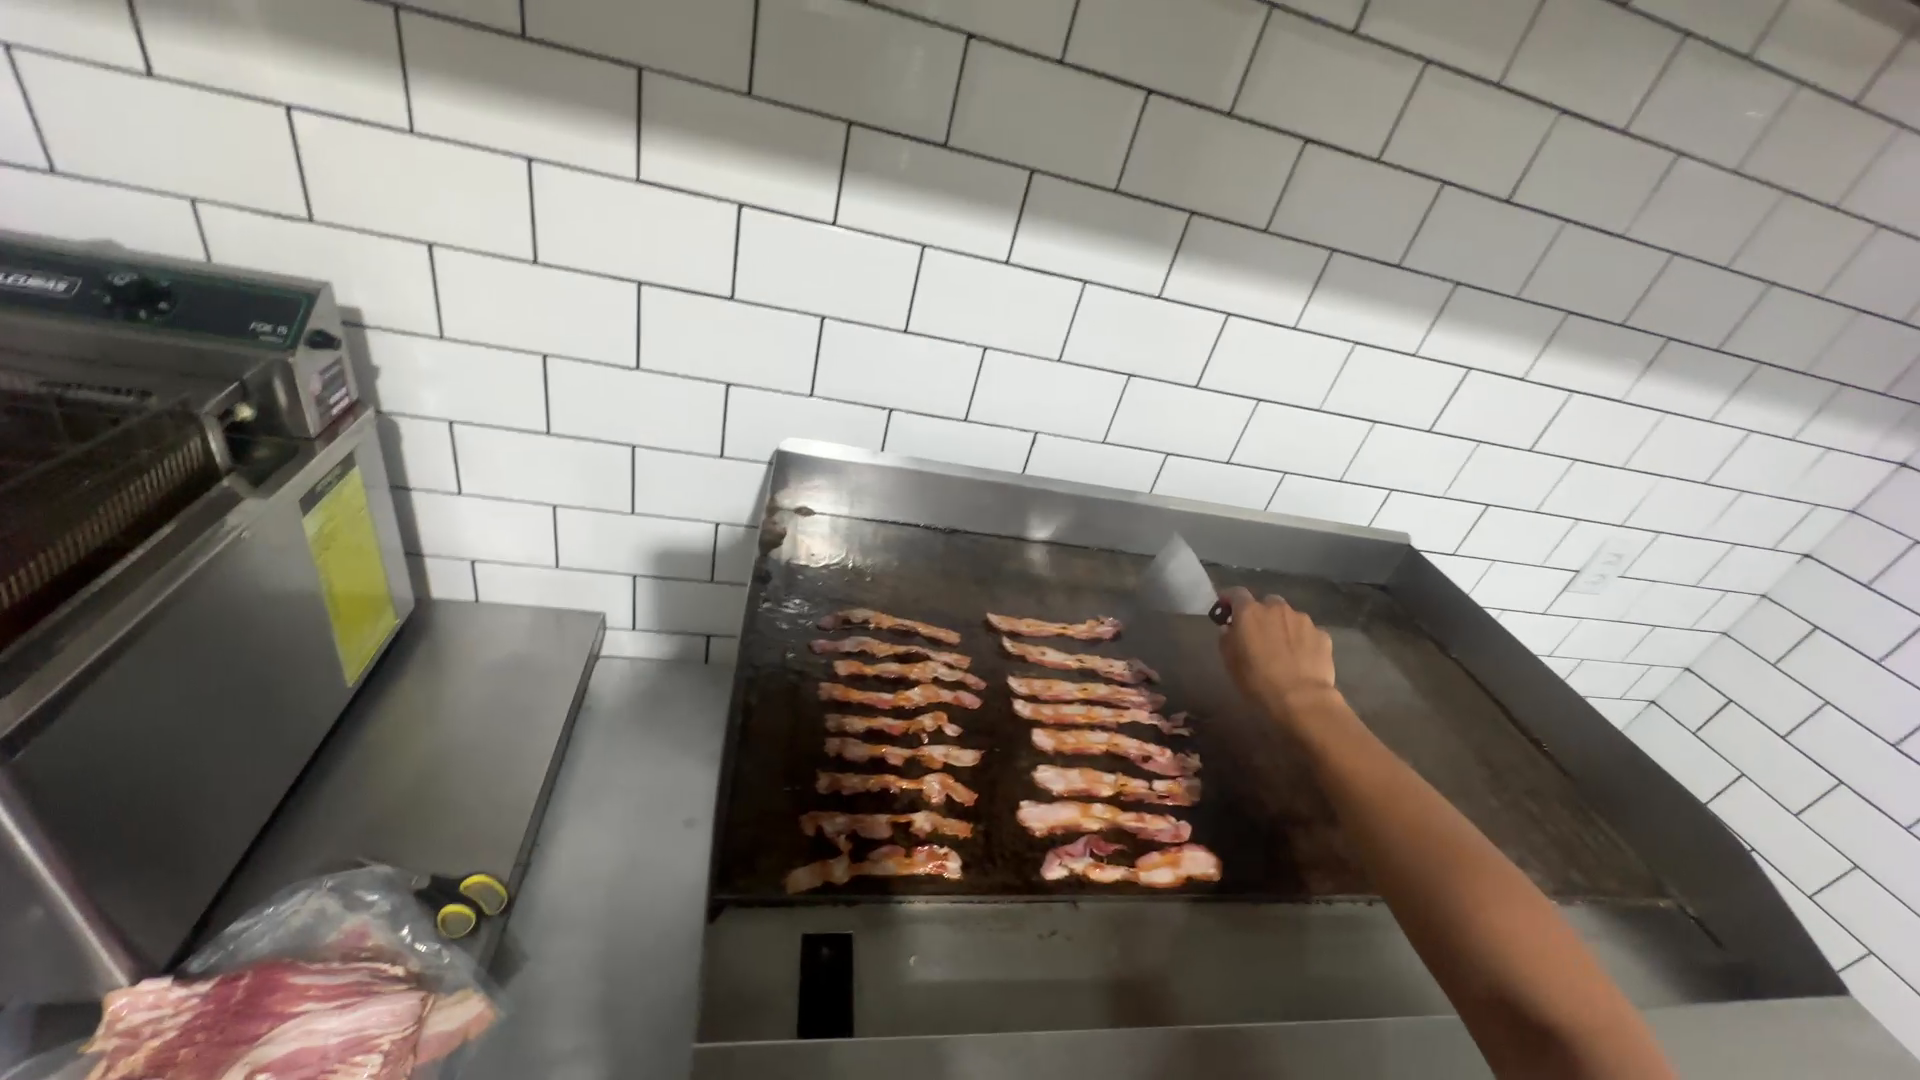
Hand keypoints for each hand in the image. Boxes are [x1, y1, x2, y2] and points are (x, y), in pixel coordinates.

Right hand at [1217, 588, 1337, 720]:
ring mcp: (1303, 620)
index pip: (1236, 593)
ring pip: (1289, 617)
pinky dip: (1302, 640)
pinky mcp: (1322, 635)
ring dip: (1283, 627)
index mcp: (1250, 612)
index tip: (1226, 609)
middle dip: (1261, 614)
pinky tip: (1301, 659)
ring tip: (1283, 650)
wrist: (1301, 698)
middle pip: (1266, 602)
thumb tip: (1230, 628)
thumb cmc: (1257, 680)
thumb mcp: (1230, 661)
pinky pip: (1307, 632)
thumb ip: (1227, 638)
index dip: (1229, 599)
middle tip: (1258, 634)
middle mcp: (1276, 608)